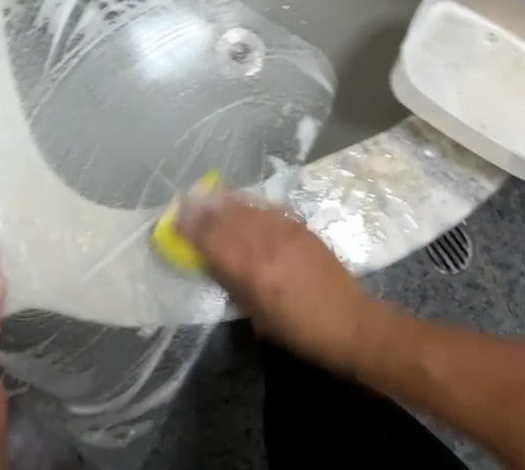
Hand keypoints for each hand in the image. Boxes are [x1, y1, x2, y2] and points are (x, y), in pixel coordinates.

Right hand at [175, 193, 377, 371]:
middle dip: (204, 208)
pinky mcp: (301, 226)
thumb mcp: (259, 318)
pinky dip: (251, 203)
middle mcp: (267, 243)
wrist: (351, 322)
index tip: (174, 218)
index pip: (213, 239)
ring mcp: (286, 231)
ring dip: (226, 200)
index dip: (191, 226)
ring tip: (208, 194)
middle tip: (186, 200)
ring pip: (248, 207)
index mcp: (253, 271)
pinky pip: (269, 208)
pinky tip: (243, 201)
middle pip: (228, 217)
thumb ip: (235, 287)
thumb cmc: (301, 332)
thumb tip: (215, 265)